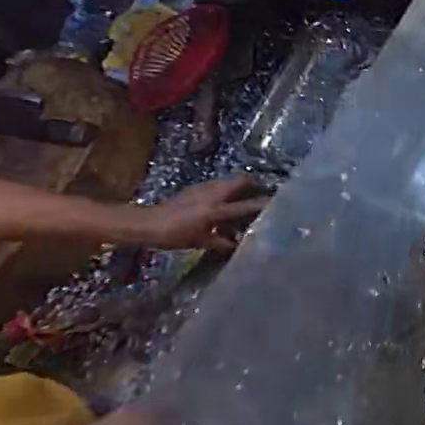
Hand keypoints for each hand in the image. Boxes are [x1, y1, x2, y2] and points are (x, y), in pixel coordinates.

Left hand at [120, 174, 269, 251]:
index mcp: (215, 210)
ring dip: (240, 185)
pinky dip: (227, 189)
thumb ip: (220, 241)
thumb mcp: (199, 241)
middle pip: (241, 181)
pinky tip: (225, 199)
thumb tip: (238, 244)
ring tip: (248, 194)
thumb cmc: (174, 236)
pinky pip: (218, 184)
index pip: (245, 205)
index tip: (276, 201)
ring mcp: (204, 188)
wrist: (148, 223)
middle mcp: (213, 194)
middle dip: (255, 183)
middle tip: (264, 190)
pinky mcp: (196, 187)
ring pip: (229, 180)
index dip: (262, 203)